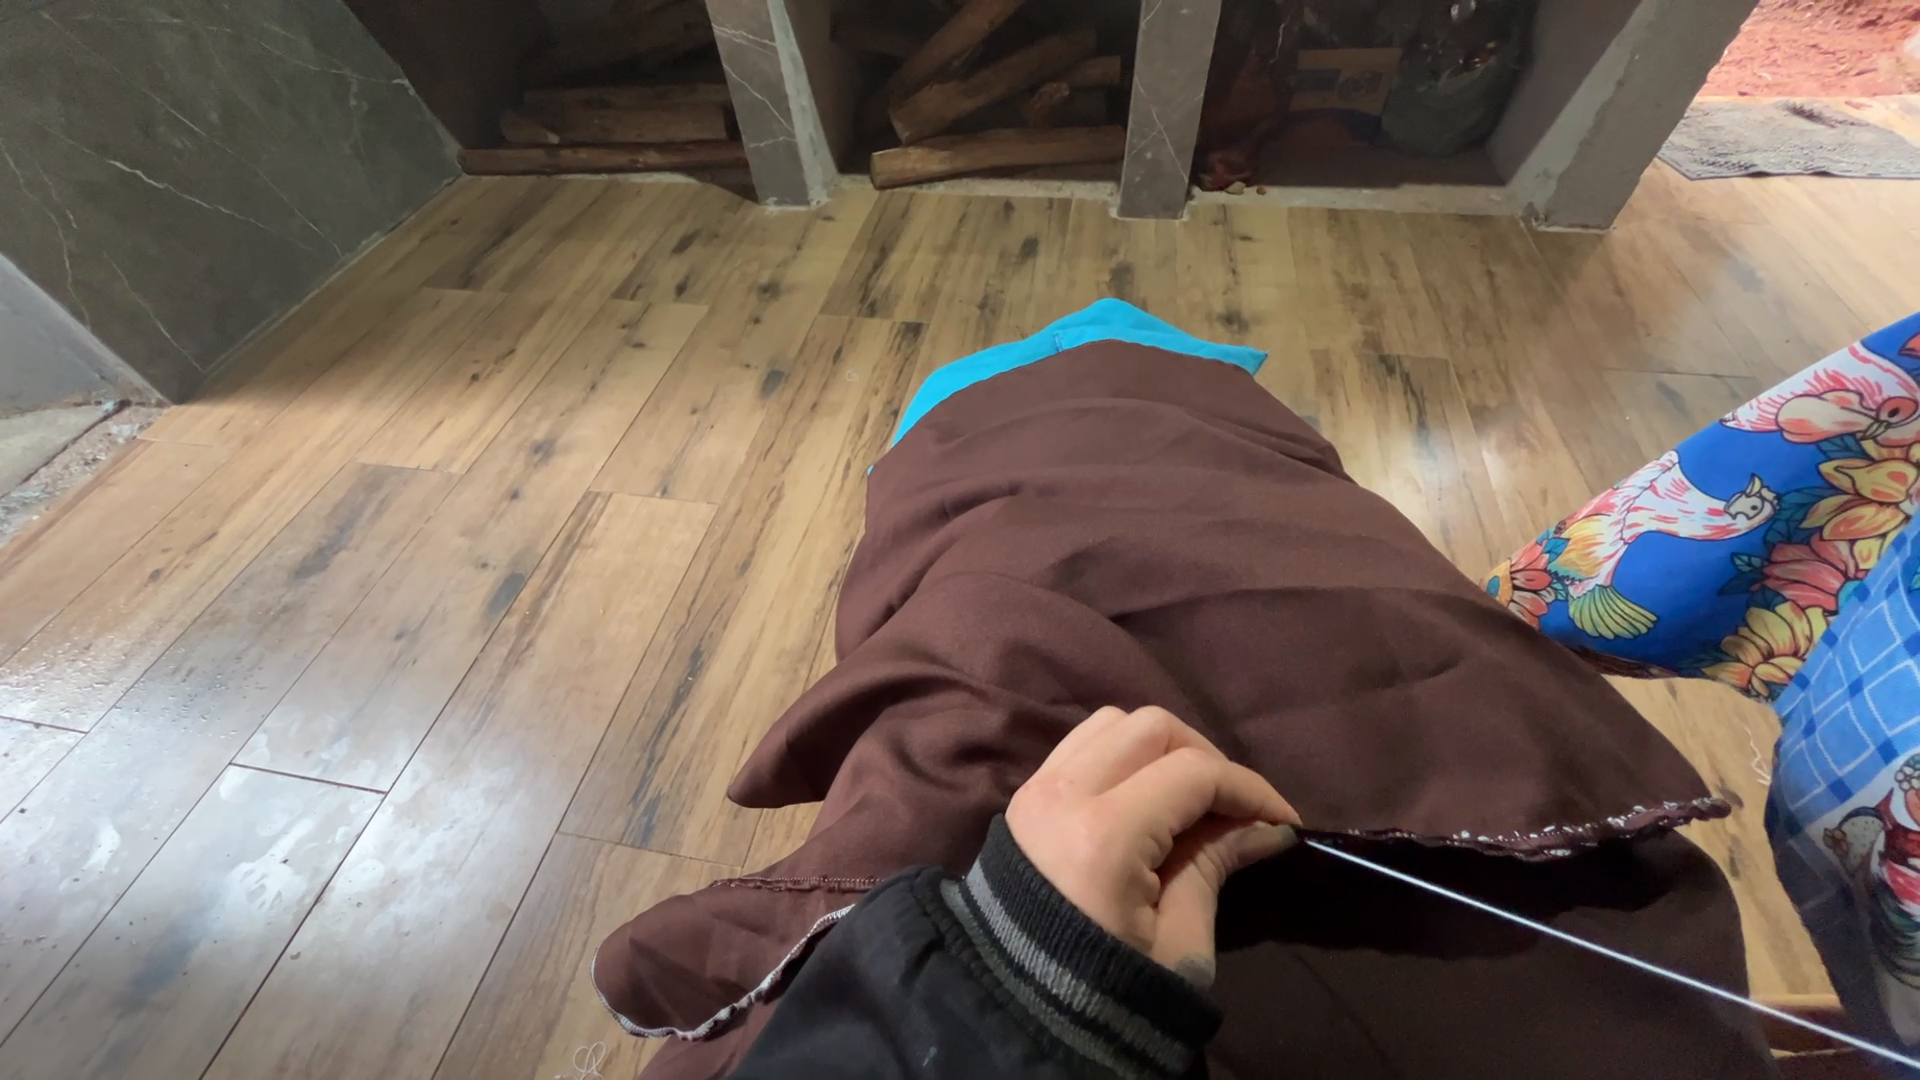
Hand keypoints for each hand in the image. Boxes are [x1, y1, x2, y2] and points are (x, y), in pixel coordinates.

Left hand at [1005, 706, 1298, 987]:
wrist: (1017, 1007)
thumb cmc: (1105, 990)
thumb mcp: (1178, 943)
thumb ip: (1215, 865)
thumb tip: (1266, 827)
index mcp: (1104, 835)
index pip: (1192, 773)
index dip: (1247, 788)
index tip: (1281, 819)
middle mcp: (1065, 792)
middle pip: (1151, 727)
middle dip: (1205, 756)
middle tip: (1233, 806)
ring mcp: (1037, 786)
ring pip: (1112, 722)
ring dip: (1159, 747)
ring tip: (1188, 796)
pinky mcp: (1025, 792)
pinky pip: (1081, 742)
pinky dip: (1121, 751)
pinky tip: (1144, 792)